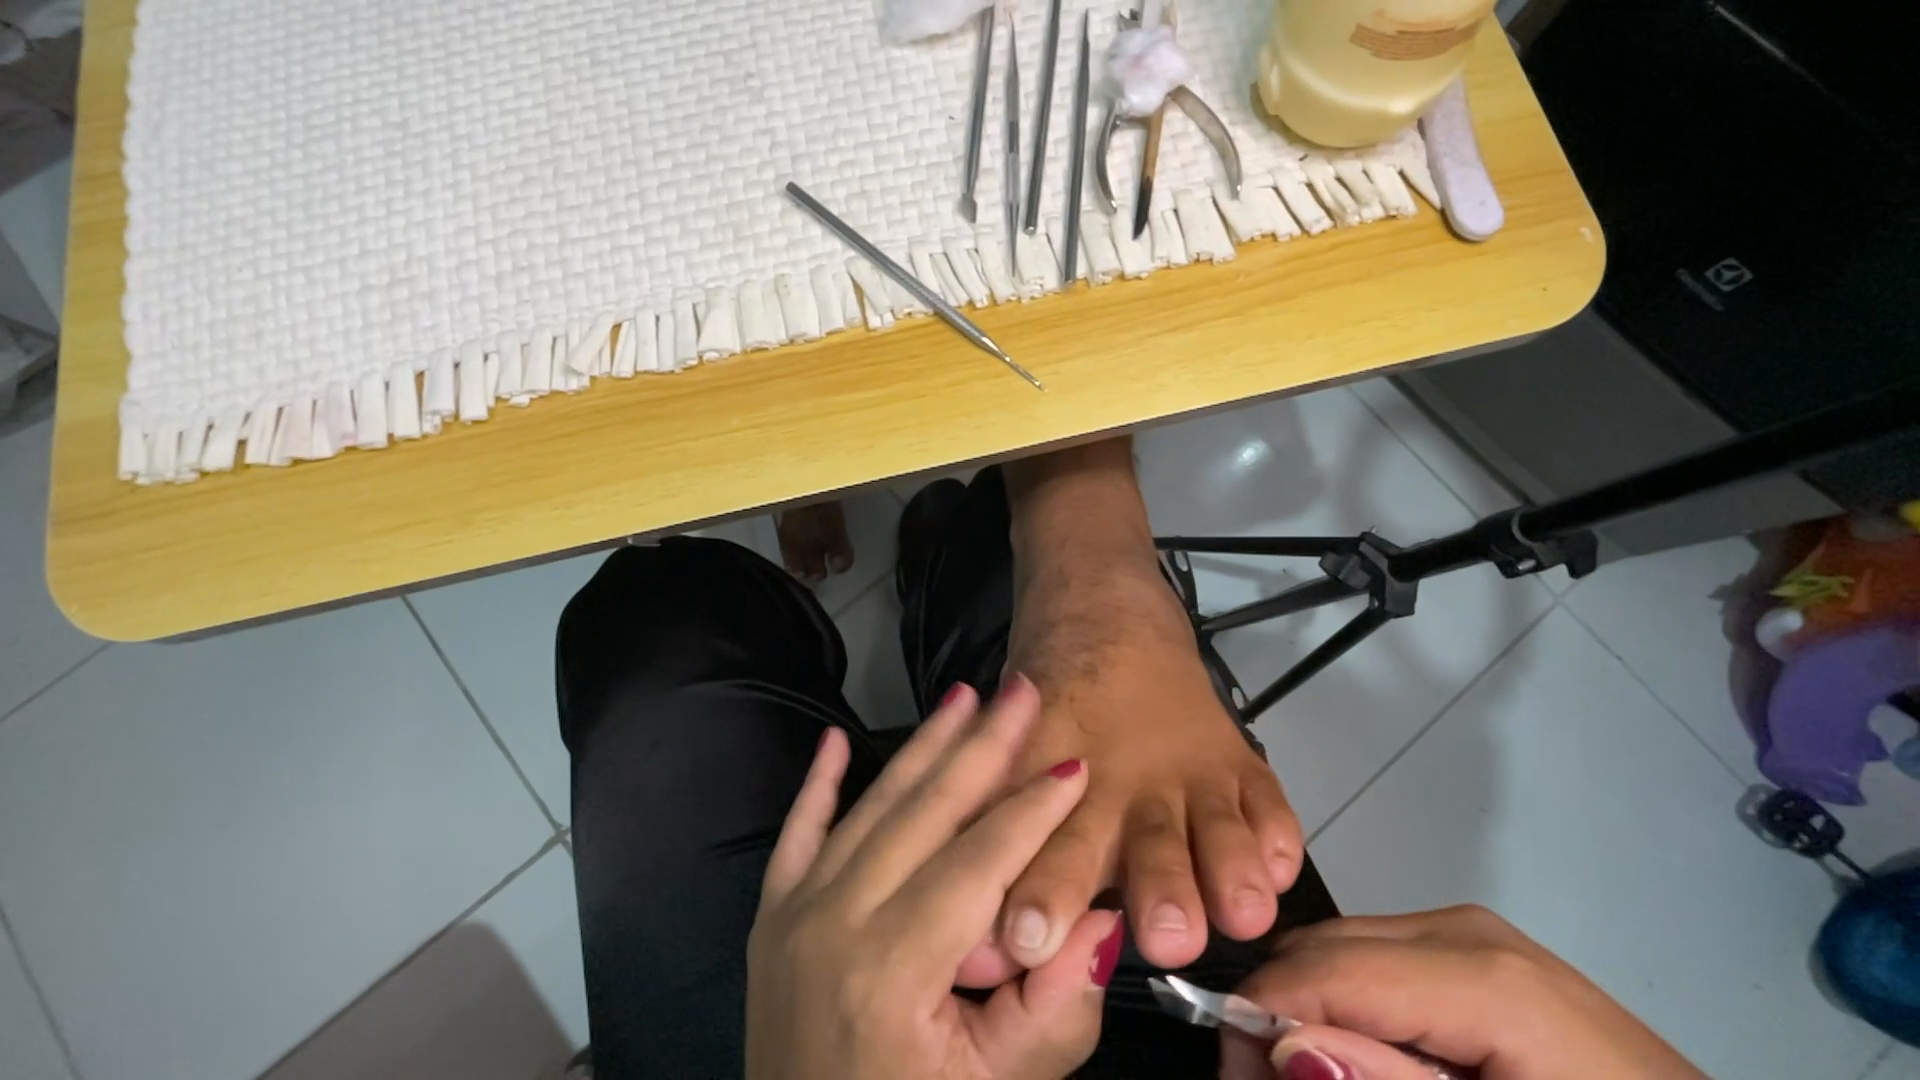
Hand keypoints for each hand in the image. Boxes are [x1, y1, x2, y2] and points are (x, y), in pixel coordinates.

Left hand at [746, 677, 1126, 1079]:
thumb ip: (1055, 1012)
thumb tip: (1099, 916)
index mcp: (892, 968)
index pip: (978, 863)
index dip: (1033, 811)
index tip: (1075, 760)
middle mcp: (835, 921)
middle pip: (924, 813)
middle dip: (982, 746)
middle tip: (1022, 689)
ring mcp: (794, 913)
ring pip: (870, 808)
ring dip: (922, 747)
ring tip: (964, 693)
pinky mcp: (772, 917)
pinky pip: (796, 834)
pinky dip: (819, 783)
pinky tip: (837, 737)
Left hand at [965, 442, 1303, 977]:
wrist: (1099, 606)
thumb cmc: (1045, 690)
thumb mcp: (1007, 742)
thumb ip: (994, 809)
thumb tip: (968, 897)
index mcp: (1062, 785)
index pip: (1050, 844)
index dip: (1042, 890)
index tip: (1027, 938)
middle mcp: (1128, 785)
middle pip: (1143, 847)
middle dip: (1155, 891)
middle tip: (1164, 936)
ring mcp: (1188, 769)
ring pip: (1215, 828)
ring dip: (1228, 868)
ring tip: (1240, 911)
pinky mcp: (1233, 754)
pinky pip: (1266, 797)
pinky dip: (1277, 831)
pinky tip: (1282, 865)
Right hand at [1219, 905, 1708, 1079]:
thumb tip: (1284, 1044)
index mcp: (1482, 976)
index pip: (1325, 967)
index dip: (1259, 1015)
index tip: (1234, 1077)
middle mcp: (1466, 930)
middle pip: (1323, 947)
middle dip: (1278, 1010)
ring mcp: (1475, 934)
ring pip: (1343, 946)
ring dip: (1312, 1007)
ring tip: (1316, 1072)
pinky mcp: (1480, 952)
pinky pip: (1379, 957)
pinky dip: (1352, 1001)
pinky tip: (1370, 1055)